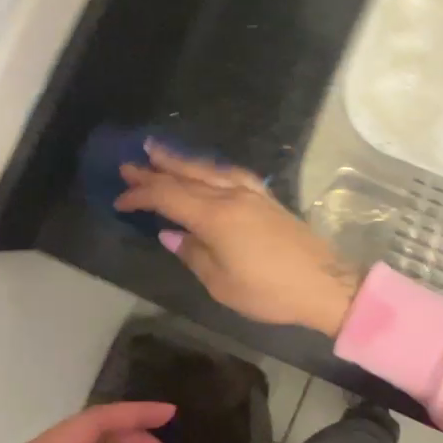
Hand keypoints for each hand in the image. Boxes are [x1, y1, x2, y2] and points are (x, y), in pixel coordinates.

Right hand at [115, 141, 360, 336]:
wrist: (323, 283)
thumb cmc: (268, 291)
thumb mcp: (221, 283)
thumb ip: (193, 253)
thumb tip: (171, 233)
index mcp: (216, 216)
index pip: (168, 196)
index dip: (141, 195)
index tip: (119, 198)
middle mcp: (232, 196)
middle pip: (187, 176)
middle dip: (155, 169)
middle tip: (129, 163)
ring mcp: (252, 193)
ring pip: (210, 169)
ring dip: (182, 161)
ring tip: (159, 152)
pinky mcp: (267, 198)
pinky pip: (231, 173)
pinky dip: (211, 168)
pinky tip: (207, 169)